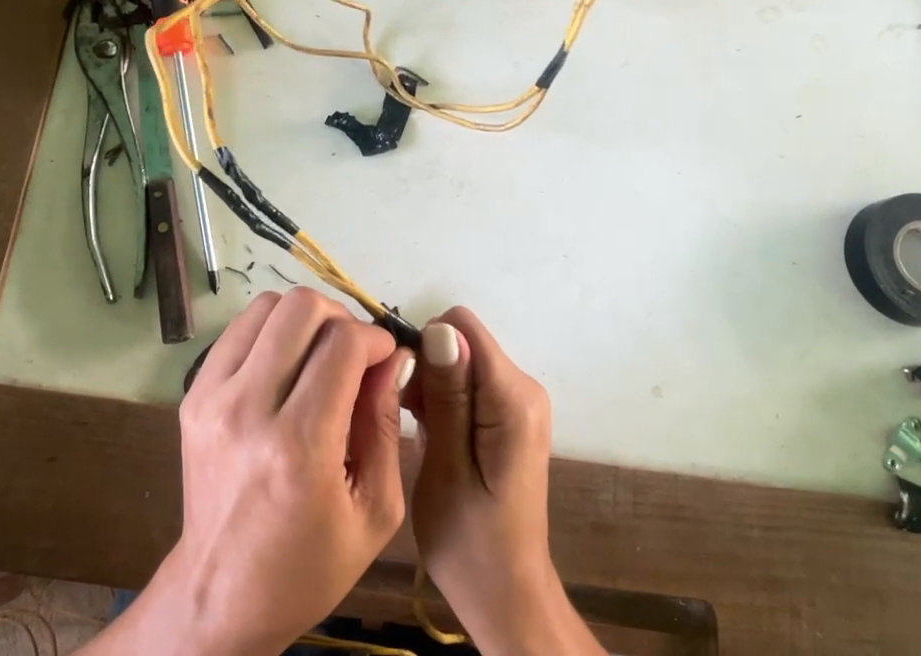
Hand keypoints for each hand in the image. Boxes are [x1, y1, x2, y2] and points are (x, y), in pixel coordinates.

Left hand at [86, 288, 413, 655]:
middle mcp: (248, 410)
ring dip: (304, 321)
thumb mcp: (375, 509)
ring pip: (266, 307)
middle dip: (341, 319)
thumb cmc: (309, 566)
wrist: (221, 594)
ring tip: (320, 357)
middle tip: (354, 353)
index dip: (375, 339)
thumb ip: (386, 423)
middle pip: (300, 308)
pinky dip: (271, 335)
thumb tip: (394, 357)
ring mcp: (211, 398)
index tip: (385, 360)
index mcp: (299, 447)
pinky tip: (287, 368)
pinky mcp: (192, 396)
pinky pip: (238, 331)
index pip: (343, 343)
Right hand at [407, 308, 602, 655]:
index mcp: (513, 399)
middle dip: (423, 368)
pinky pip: (466, 383)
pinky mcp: (506, 416)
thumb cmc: (469, 542)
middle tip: (403, 419)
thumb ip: (447, 397)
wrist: (504, 591)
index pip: (461, 328)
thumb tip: (440, 329)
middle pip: (459, 342)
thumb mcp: (447, 468)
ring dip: (428, 386)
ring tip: (412, 432)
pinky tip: (426, 435)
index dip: (421, 346)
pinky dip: (440, 400)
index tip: (398, 388)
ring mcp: (517, 402)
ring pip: (458, 361)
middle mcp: (523, 389)